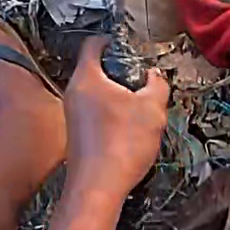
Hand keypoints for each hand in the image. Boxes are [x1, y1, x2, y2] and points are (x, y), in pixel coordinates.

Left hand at [62, 37, 168, 198]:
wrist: (98, 189)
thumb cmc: (122, 143)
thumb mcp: (152, 108)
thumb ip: (157, 84)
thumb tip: (154, 76)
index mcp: (87, 78)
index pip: (93, 44)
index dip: (111, 39)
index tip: (128, 44)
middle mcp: (74, 92)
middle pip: (94, 68)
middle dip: (119, 69)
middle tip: (140, 76)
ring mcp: (73, 114)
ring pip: (95, 91)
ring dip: (116, 93)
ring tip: (139, 102)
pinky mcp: (76, 132)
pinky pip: (94, 110)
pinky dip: (110, 111)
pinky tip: (129, 126)